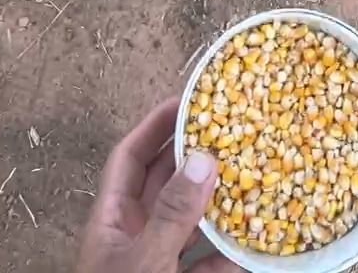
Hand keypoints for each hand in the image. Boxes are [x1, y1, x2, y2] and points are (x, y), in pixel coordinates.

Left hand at [74, 98, 240, 272]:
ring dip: (215, 204)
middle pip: (164, 182)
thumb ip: (172, 213)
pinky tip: (245, 247)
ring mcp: (153, 261)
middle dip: (192, 156)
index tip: (185, 102)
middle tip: (225, 129)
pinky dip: (224, 255)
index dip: (154, 126)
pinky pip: (203, 263)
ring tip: (245, 175)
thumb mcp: (144, 260)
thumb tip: (203, 158)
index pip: (129, 158)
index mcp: (111, 220)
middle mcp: (132, 236)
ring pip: (188, 222)